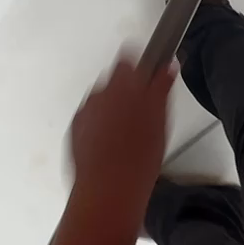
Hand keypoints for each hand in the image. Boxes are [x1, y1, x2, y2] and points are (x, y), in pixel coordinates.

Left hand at [69, 57, 175, 212]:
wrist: (109, 188)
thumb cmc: (139, 158)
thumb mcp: (161, 120)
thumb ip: (162, 87)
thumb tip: (168, 67)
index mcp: (124, 83)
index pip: (128, 56)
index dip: (139, 65)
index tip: (148, 75)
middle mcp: (101, 91)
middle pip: (113, 76)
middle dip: (126, 86)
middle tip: (141, 108)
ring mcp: (86, 108)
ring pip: (101, 96)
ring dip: (111, 105)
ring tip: (126, 131)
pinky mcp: (75, 125)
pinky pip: (89, 116)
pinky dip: (98, 123)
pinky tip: (110, 142)